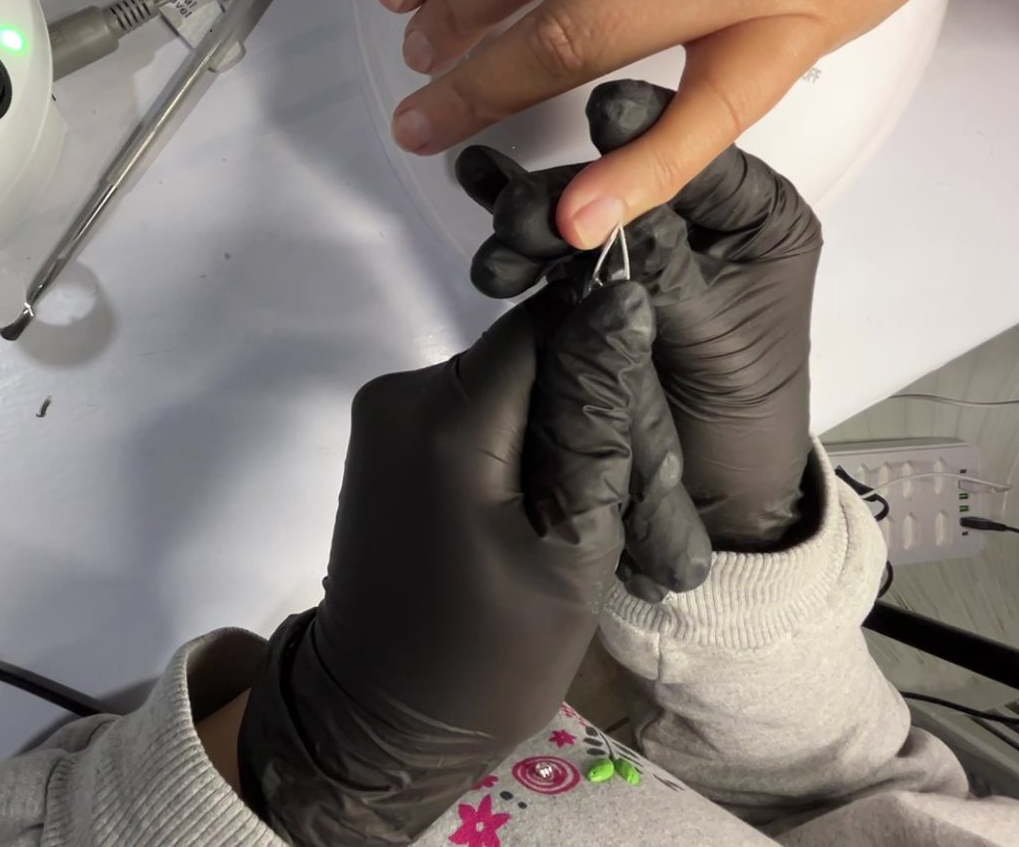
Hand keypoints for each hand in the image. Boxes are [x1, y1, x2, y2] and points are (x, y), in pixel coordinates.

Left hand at [237, 282, 706, 843]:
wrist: (377, 711)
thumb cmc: (487, 654)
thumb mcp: (570, 546)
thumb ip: (594, 421)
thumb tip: (618, 306)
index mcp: (444, 423)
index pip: (541, 327)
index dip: (600, 346)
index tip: (641, 399)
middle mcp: (399, 396)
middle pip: (519, 355)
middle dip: (580, 401)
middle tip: (628, 485)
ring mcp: (381, 414)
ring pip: (496, 382)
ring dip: (548, 426)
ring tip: (586, 505)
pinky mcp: (381, 435)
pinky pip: (463, 409)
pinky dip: (507, 441)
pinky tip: (538, 499)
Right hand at [459, 80, 821, 550]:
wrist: (712, 485)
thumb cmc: (741, 409)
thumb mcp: (713, 326)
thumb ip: (656, 261)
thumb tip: (593, 206)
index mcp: (753, 219)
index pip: (695, 153)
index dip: (646, 132)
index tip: (604, 114)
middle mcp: (694, 223)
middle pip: (620, 180)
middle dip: (566, 195)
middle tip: (526, 212)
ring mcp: (636, 249)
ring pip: (575, 213)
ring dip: (530, 221)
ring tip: (503, 240)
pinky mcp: (592, 280)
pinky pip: (551, 249)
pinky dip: (517, 242)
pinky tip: (483, 206)